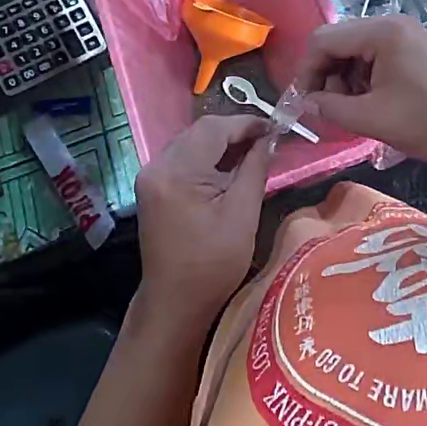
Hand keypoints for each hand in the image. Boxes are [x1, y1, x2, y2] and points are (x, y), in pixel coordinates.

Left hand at [134, 115, 275, 324]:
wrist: (175, 301)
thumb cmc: (213, 264)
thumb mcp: (243, 214)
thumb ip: (255, 169)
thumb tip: (269, 139)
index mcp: (177, 173)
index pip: (214, 129)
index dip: (247, 123)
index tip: (275, 126)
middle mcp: (157, 167)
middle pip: (200, 132)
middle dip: (235, 132)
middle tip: (268, 139)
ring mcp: (151, 176)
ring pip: (191, 142)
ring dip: (222, 143)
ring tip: (254, 151)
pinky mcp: (153, 187)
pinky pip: (183, 158)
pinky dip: (207, 157)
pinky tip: (229, 167)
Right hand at [295, 15, 426, 161]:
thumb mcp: (375, 119)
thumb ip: (331, 109)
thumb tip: (306, 103)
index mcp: (381, 32)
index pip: (322, 40)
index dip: (306, 72)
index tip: (304, 104)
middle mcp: (391, 25)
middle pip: (338, 43)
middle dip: (327, 77)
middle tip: (332, 111)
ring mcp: (406, 36)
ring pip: (355, 53)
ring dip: (346, 82)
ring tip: (356, 112)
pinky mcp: (416, 50)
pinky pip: (376, 59)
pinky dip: (366, 81)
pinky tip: (375, 105)